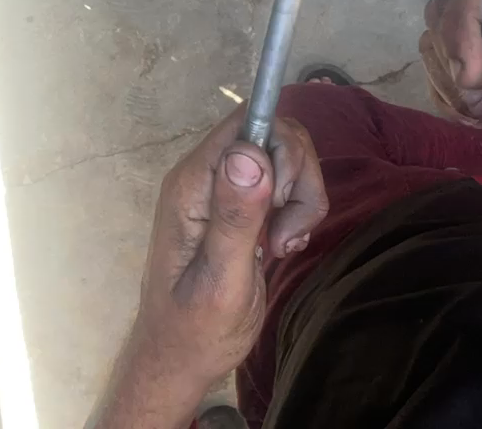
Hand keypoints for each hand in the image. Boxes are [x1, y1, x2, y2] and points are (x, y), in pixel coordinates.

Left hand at [91, 111, 327, 428]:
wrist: (180, 359)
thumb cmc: (195, 331)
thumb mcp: (220, 282)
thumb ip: (235, 217)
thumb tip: (251, 154)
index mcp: (193, 182)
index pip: (249, 121)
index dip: (281, 151)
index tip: (283, 203)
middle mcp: (204, 172)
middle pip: (275, 133)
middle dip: (298, 178)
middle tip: (287, 233)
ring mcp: (222, 185)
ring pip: (286, 156)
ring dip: (301, 198)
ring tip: (283, 245)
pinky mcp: (239, 201)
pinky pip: (284, 181)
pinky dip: (297, 209)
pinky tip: (283, 244)